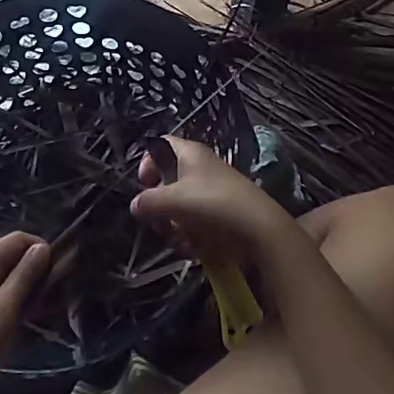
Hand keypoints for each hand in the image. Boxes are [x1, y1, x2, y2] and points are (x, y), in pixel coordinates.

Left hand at [0, 232, 50, 393]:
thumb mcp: (4, 312)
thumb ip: (24, 277)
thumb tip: (42, 247)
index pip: (17, 239)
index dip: (42, 250)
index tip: (59, 275)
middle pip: (8, 256)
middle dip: (33, 270)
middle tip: (53, 297)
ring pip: (0, 277)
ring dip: (22, 289)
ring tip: (40, 313)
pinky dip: (7, 302)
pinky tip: (17, 323)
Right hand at [130, 136, 299, 266]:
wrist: (259, 229)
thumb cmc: (212, 204)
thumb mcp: (173, 200)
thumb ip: (148, 201)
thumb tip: (134, 205)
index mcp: (189, 153)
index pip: (160, 146)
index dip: (147, 163)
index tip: (144, 184)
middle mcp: (200, 168)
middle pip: (167, 182)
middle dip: (159, 206)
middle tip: (160, 221)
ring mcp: (211, 192)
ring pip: (179, 207)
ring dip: (173, 226)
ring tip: (180, 239)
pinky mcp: (220, 214)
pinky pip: (194, 222)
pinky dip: (189, 235)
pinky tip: (193, 248)